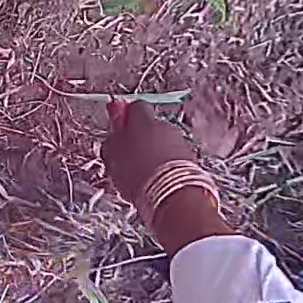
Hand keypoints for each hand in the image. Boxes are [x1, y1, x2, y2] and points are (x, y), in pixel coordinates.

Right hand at [101, 100, 232, 252]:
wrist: (172, 195)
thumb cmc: (140, 174)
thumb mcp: (112, 156)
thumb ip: (112, 139)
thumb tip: (113, 130)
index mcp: (143, 121)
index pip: (135, 107)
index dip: (125, 117)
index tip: (117, 127)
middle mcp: (165, 127)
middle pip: (150, 125)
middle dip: (139, 136)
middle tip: (125, 152)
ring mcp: (180, 142)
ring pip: (161, 141)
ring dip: (151, 151)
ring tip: (137, 170)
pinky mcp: (190, 159)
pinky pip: (172, 156)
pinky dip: (163, 163)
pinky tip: (151, 177)